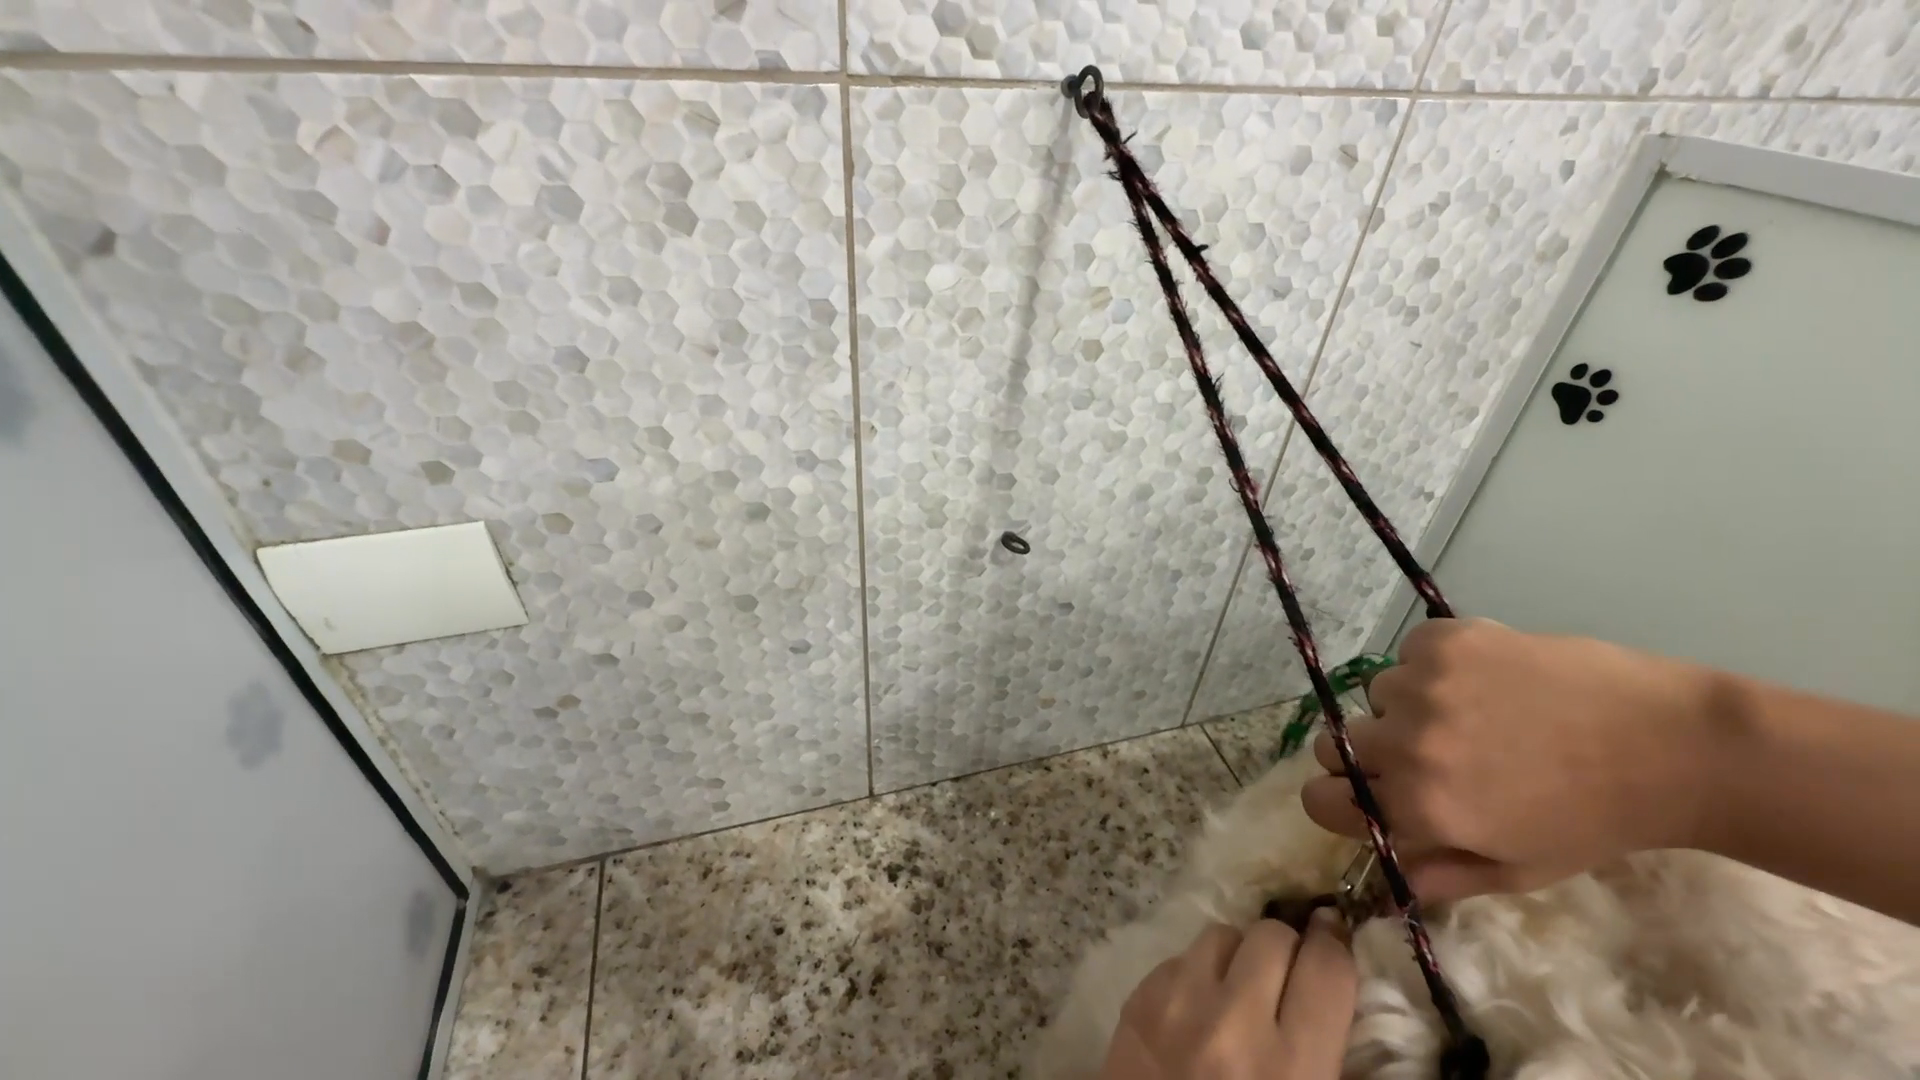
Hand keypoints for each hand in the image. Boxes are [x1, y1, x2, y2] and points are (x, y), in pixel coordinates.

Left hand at [1097, 909, 1356, 1079]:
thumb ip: (1328, 1050)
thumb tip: (1334, 976)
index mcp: (1293, 1065)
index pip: (1326, 966)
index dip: (1334, 946)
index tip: (1333, 940)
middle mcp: (1235, 1021)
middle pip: (1272, 934)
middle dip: (1285, 951)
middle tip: (1284, 977)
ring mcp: (1179, 1003)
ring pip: (1222, 934)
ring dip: (1237, 956)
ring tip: (1237, 990)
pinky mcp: (1138, 998)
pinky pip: (1180, 957)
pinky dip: (1194, 973)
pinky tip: (1197, 1007)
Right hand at [1300, 618, 1721, 899]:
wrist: (1671, 744)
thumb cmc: (1595, 819)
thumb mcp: (1518, 869)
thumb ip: (1440, 877)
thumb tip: (1381, 884)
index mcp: (1420, 807)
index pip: (1320, 799)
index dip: (1337, 799)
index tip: (1366, 792)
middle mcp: (1408, 744)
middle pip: (1335, 743)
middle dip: (1370, 753)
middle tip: (1423, 753)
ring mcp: (1424, 684)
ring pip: (1377, 696)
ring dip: (1407, 707)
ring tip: (1469, 712)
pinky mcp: (1445, 638)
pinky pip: (1408, 653)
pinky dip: (1432, 665)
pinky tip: (1483, 678)